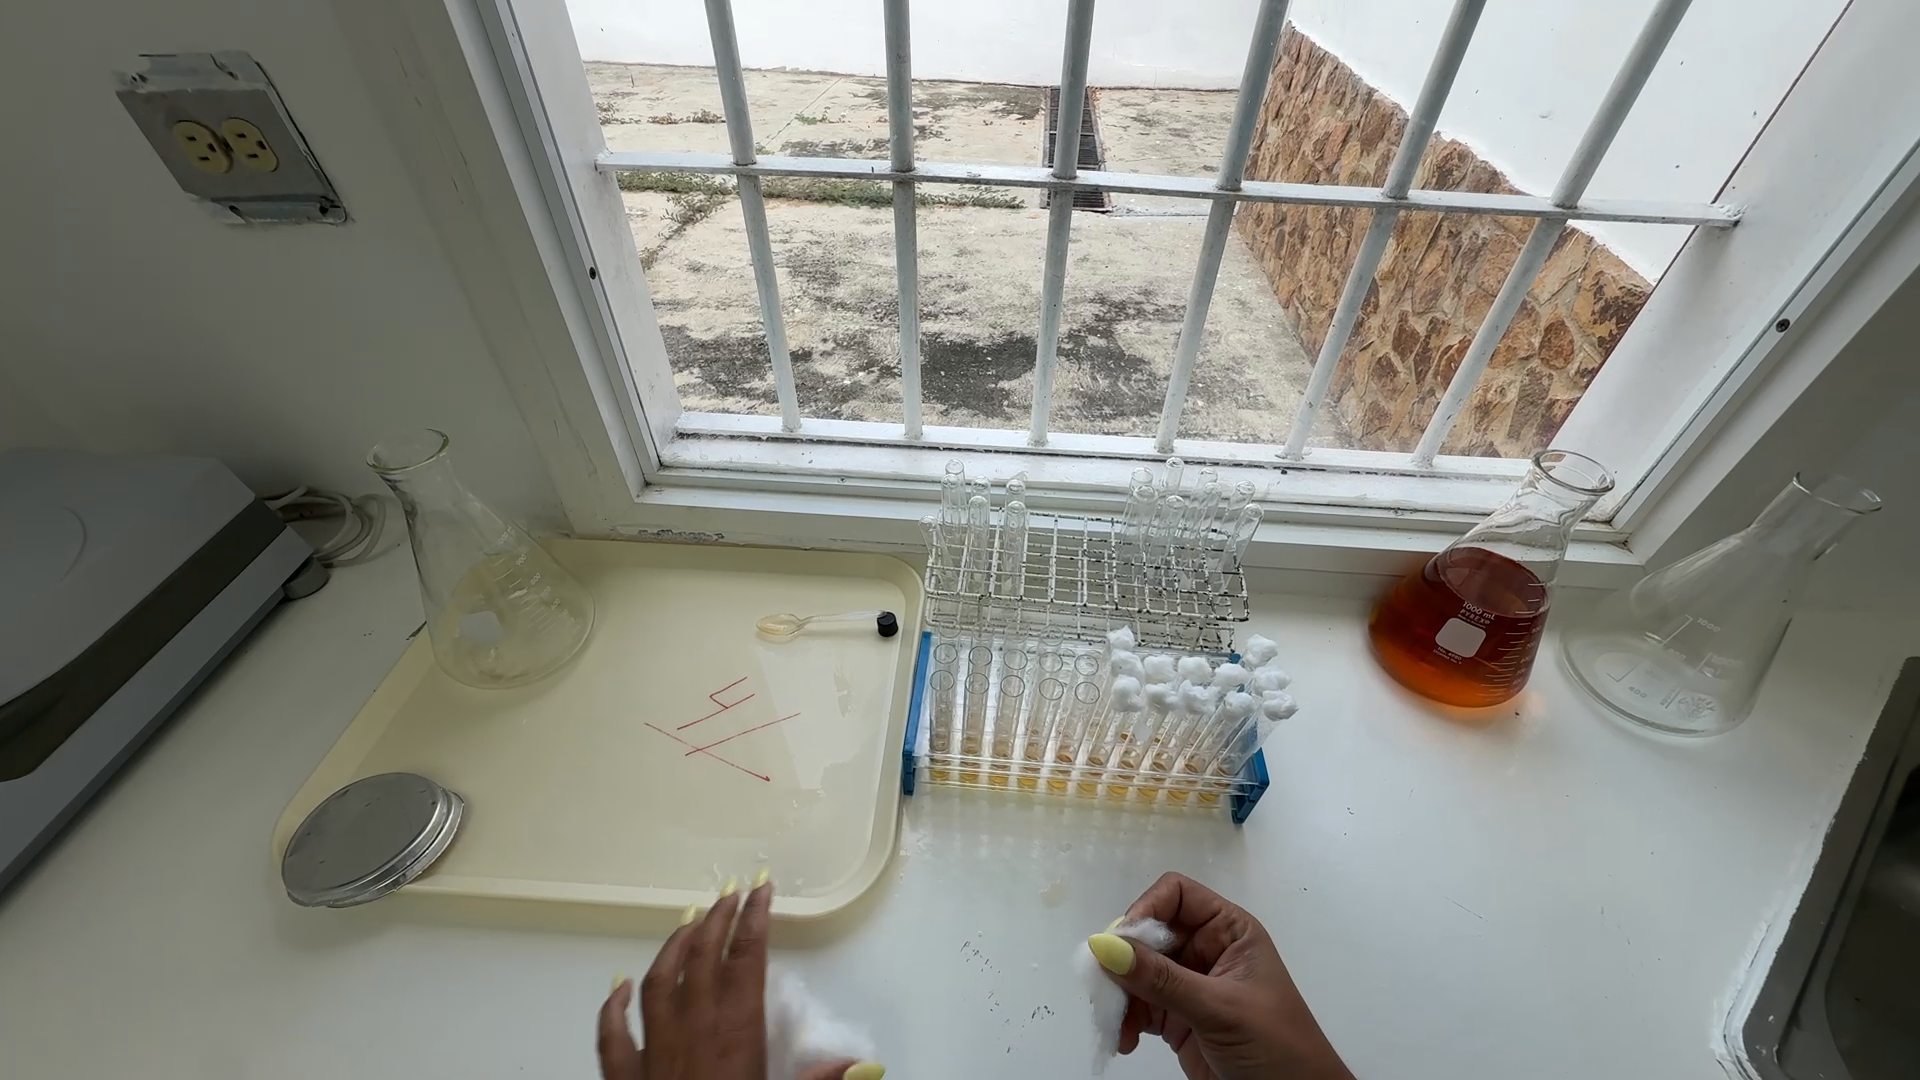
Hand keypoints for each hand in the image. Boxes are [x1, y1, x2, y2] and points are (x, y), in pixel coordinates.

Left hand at [598, 879, 866, 1079]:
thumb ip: (822, 1079)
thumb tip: (869, 1066)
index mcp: (736, 1031)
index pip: (747, 958)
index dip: (755, 918)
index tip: (762, 889)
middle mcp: (694, 1030)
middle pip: (703, 957)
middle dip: (717, 919)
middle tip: (731, 893)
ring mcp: (654, 1052)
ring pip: (660, 982)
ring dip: (674, 947)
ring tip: (688, 921)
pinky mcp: (624, 1079)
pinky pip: (613, 1037)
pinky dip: (614, 1008)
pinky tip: (619, 986)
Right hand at [1088, 872, 1353, 1079]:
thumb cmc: (1278, 1049)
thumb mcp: (1220, 1009)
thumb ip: (1161, 979)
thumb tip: (1103, 945)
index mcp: (1228, 930)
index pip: (1176, 895)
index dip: (1147, 908)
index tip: (1123, 941)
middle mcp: (1206, 949)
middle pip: (1150, 932)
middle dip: (1126, 957)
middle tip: (1105, 983)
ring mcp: (1190, 984)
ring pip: (1138, 969)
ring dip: (1121, 992)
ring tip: (1115, 1021)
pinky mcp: (1178, 1019)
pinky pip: (1139, 1004)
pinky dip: (1125, 1018)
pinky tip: (1124, 1038)